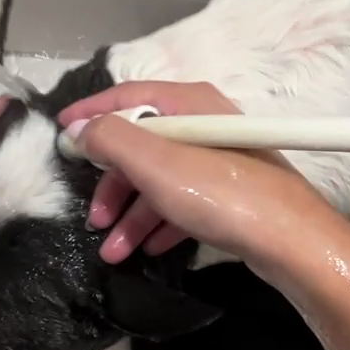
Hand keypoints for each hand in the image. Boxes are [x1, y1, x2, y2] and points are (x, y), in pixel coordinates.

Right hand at [59, 82, 337, 276]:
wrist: (290, 240)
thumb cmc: (219, 194)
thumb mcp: (155, 163)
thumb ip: (111, 138)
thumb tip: (80, 129)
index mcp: (189, 104)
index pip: (128, 96)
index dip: (91, 114)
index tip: (59, 137)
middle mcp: (205, 126)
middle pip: (142, 146)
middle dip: (112, 184)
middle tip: (93, 219)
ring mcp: (219, 162)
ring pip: (160, 181)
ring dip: (132, 215)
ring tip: (114, 252)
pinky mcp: (230, 195)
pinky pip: (184, 203)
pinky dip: (161, 223)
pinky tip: (148, 249)